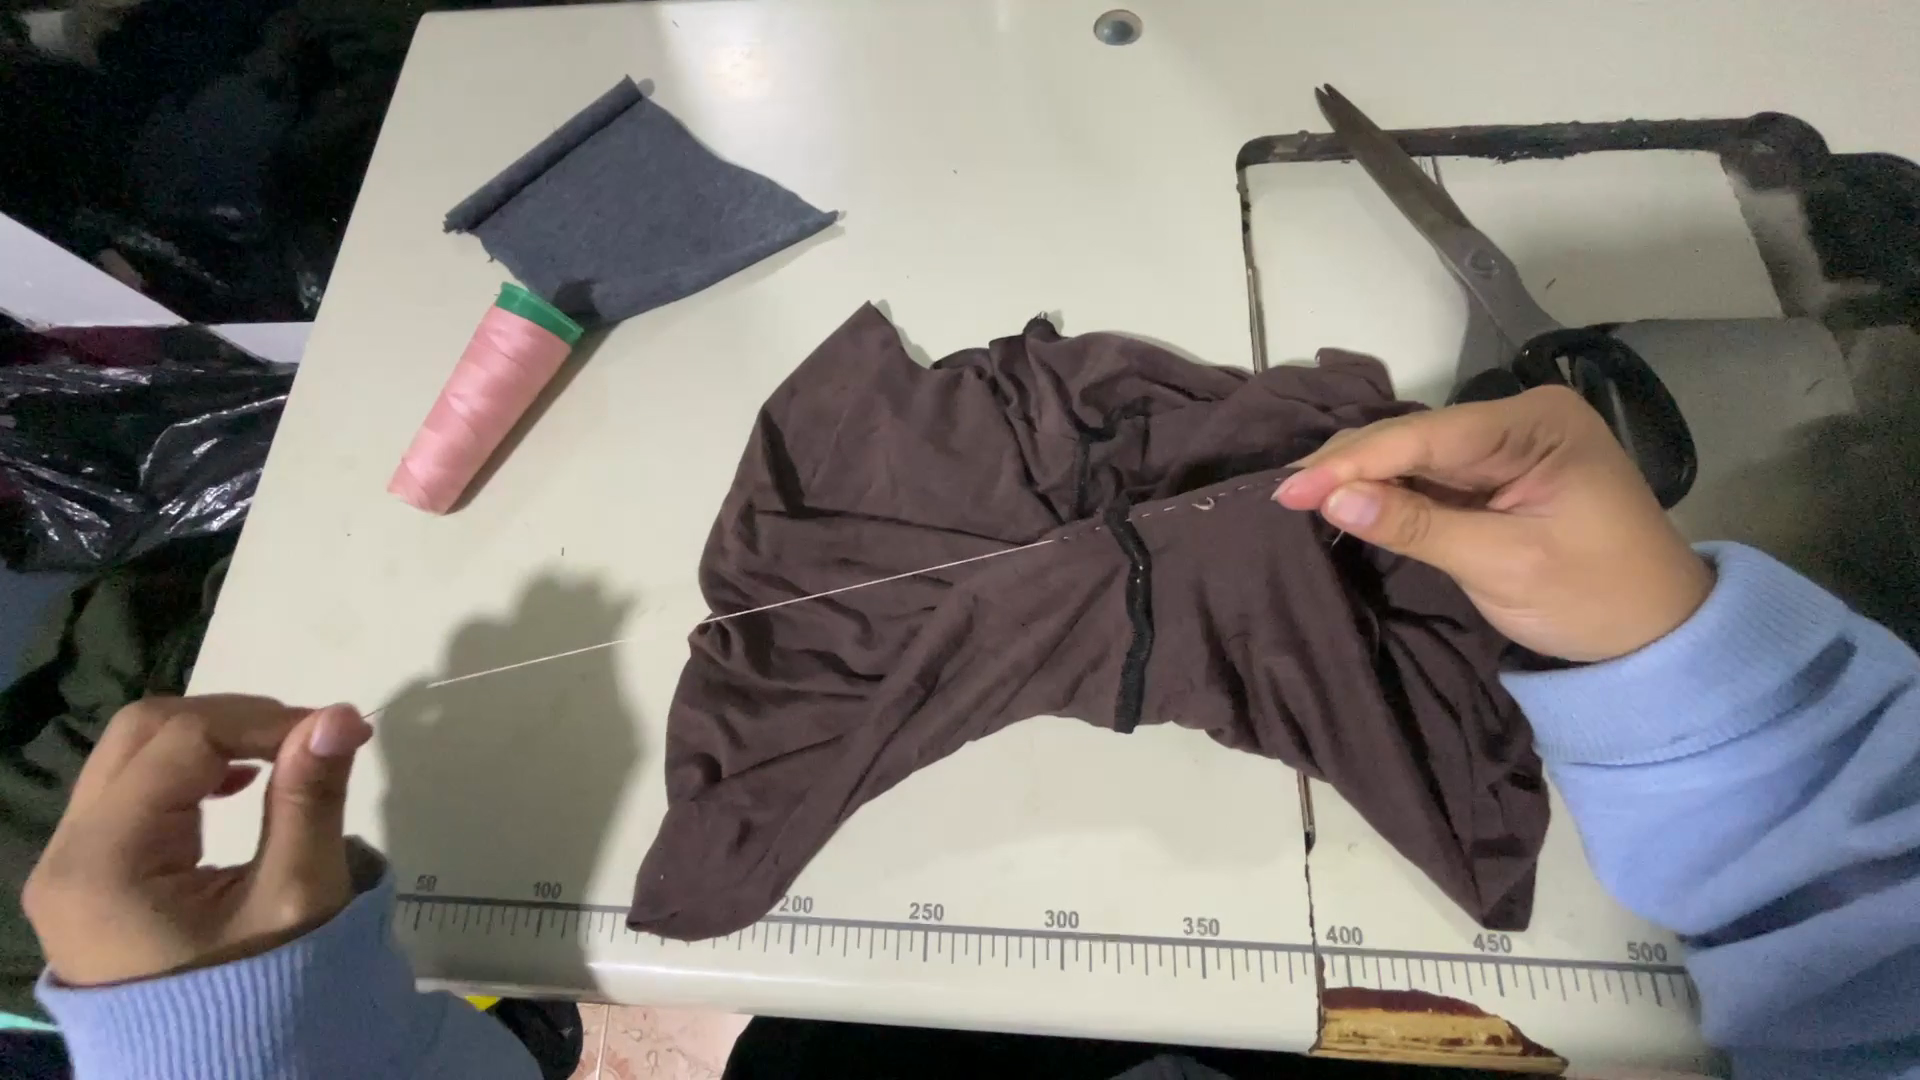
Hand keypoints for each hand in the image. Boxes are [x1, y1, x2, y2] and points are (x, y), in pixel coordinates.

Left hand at [23, 695, 373, 986]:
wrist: (216, 1054)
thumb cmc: (262, 976)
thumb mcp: (300, 889)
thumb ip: (312, 797)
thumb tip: (340, 715)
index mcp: (106, 861)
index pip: (184, 739)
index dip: (270, 721)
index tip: (341, 736)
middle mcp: (70, 850)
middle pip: (142, 730)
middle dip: (238, 717)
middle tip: (311, 739)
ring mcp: (75, 856)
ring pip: (139, 747)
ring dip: (221, 734)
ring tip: (290, 756)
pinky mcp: (97, 862)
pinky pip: (139, 780)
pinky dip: (200, 761)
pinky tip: (244, 781)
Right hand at [1274, 385, 1711, 661]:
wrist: (1655, 636)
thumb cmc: (1595, 597)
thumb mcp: (1504, 563)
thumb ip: (1416, 526)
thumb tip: (1331, 500)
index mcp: (1536, 425)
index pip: (1424, 437)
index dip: (1351, 463)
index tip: (1290, 491)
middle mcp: (1513, 420)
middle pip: (1407, 436)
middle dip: (1344, 466)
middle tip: (1284, 497)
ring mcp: (1496, 446)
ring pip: (1403, 453)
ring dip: (1351, 476)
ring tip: (1298, 499)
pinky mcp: (1482, 475)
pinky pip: (1414, 474)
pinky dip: (1374, 490)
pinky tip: (1337, 500)